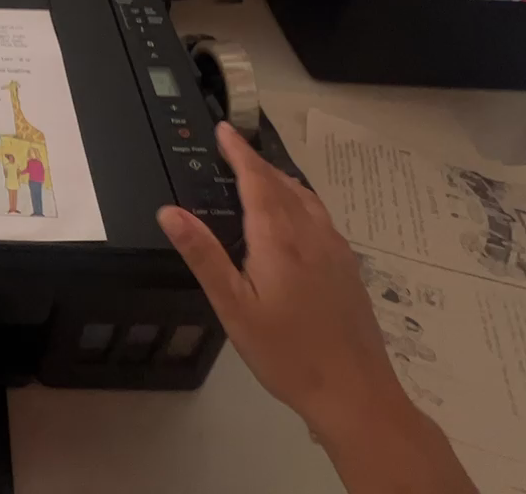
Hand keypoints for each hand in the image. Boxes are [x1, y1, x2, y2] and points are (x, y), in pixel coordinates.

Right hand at [157, 123, 412, 438]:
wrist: (356, 395)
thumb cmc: (286, 352)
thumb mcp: (232, 306)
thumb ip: (202, 254)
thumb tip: (170, 212)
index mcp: (279, 239)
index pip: (257, 180)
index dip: (239, 152)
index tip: (224, 130)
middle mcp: (311, 235)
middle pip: (282, 184)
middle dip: (256, 161)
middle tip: (232, 147)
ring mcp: (335, 251)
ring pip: (306, 198)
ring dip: (279, 178)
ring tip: (259, 172)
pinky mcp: (348, 268)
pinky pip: (320, 216)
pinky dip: (299, 199)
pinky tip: (294, 216)